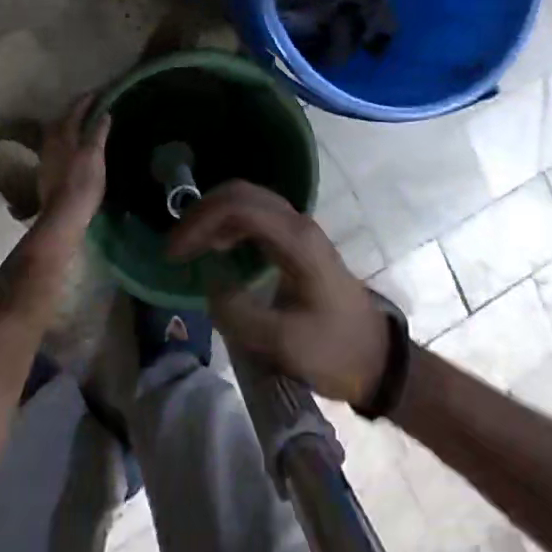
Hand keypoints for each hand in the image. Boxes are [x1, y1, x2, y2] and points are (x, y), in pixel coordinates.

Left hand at [34, 94, 111, 233]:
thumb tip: (104, 114)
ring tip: (79, 129)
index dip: (84, 103)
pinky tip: (71, 151)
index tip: (94, 94)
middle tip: (85, 109)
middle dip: (72, 114)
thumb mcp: (95, 155)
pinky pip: (55, 150)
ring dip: (66, 129)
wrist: (63, 214)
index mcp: (64, 137)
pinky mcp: (46, 174)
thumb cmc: (83, 182)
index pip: (74, 113)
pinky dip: (64, 145)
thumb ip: (98, 133)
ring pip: (55, 137)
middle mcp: (52, 145)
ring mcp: (47, 160)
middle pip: (60, 123)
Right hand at [168, 180, 388, 404]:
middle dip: (202, 213)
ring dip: (214, 216)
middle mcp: (298, 223)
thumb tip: (209, 284)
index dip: (200, 223)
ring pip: (248, 200)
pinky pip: (257, 216)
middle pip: (241, 193)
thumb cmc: (334, 350)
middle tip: (176, 247)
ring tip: (189, 248)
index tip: (175, 254)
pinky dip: (229, 224)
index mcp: (296, 240)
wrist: (376, 357)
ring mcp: (300, 229)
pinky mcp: (298, 241)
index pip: (239, 208)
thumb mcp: (284, 343)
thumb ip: (239, 313)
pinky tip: (216, 248)